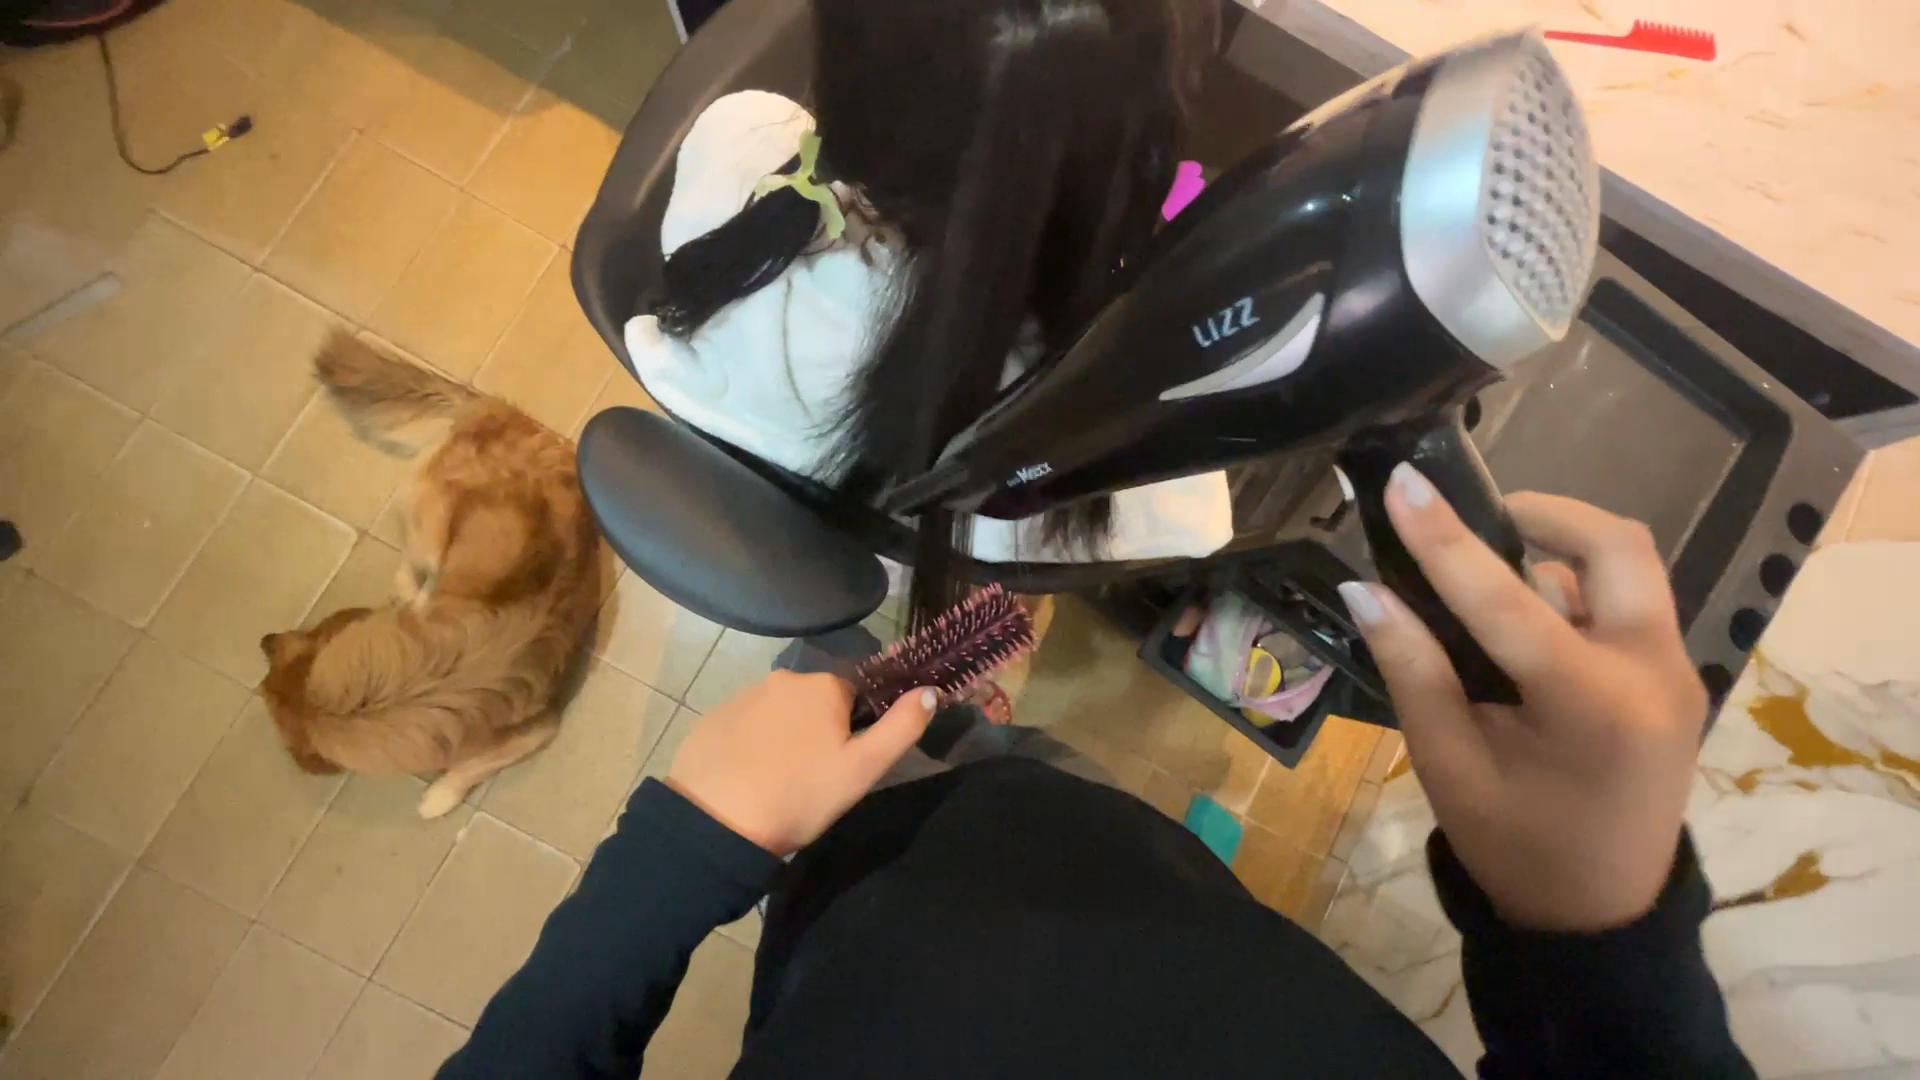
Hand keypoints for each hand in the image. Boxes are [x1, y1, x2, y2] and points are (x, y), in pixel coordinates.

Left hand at [666, 672, 936, 855]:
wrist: (714, 823)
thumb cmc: (800, 795)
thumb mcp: (863, 769)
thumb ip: (901, 726)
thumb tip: (931, 690)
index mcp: (823, 686)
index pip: (854, 694)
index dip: (855, 728)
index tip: (845, 762)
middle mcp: (783, 678)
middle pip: (815, 701)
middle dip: (820, 729)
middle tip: (815, 776)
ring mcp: (743, 696)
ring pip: (780, 712)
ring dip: (786, 735)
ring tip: (781, 780)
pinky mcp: (713, 718)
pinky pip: (746, 725)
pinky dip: (753, 744)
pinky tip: (750, 777)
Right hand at [1338, 466, 1706, 930]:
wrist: (1597, 907)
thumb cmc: (1510, 838)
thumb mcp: (1445, 759)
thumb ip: (1411, 667)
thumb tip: (1362, 590)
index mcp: (1591, 706)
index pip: (1504, 598)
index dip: (1443, 538)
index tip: (1403, 484)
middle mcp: (1652, 673)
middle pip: (1616, 549)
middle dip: (1544, 515)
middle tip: (1477, 515)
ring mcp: (1673, 673)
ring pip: (1625, 570)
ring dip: (1555, 552)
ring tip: (1484, 577)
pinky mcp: (1670, 677)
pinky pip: (1624, 602)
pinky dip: (1568, 586)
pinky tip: (1519, 620)